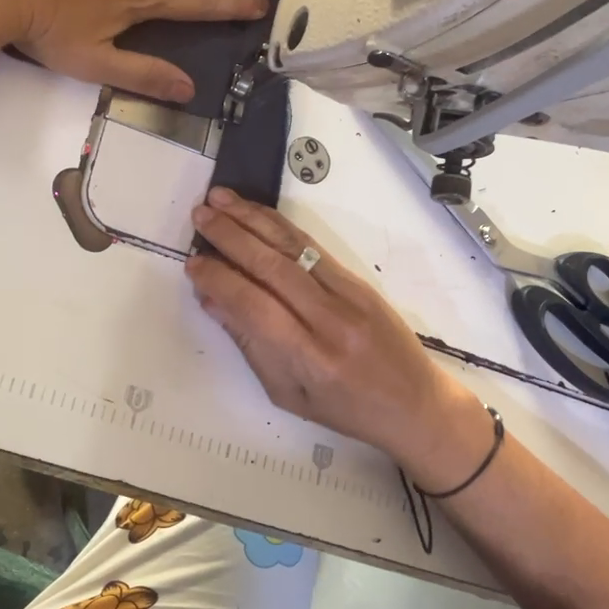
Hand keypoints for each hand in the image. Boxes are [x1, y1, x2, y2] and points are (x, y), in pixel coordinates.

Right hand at [185, 187, 494, 490]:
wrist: (416, 404)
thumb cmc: (346, 410)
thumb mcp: (287, 393)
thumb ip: (249, 344)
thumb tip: (211, 299)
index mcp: (310, 359)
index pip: (254, 307)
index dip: (219, 280)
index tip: (192, 263)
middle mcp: (331, 322)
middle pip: (272, 267)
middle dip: (230, 237)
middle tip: (199, 215)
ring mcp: (349, 296)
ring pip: (293, 247)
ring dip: (252, 219)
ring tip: (220, 198)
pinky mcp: (359, 280)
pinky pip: (312, 246)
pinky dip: (280, 225)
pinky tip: (256, 213)